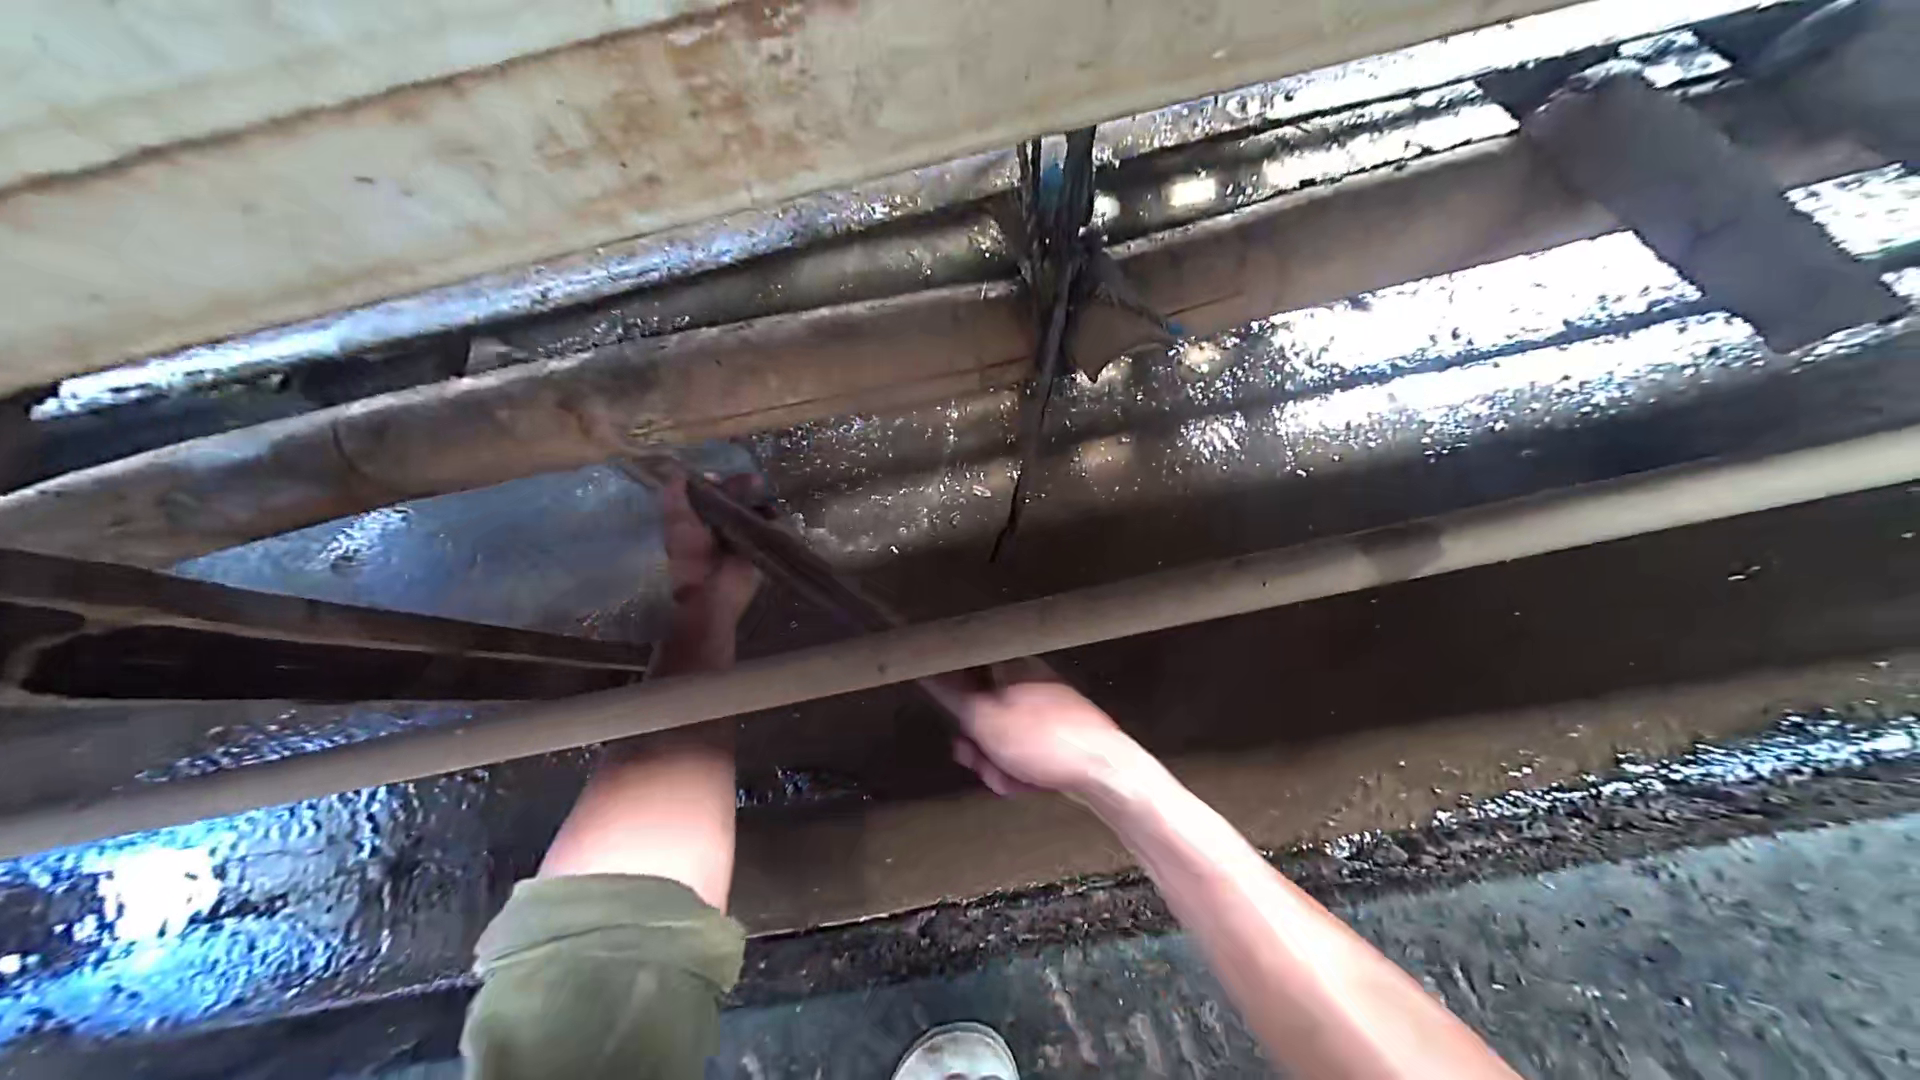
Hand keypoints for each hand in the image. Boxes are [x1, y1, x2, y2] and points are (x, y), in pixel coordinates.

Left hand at [654, 468, 760, 668]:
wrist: (713, 594)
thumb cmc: (691, 557)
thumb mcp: (678, 524)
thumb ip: (676, 499)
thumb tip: (678, 472)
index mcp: (695, 521)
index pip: (708, 494)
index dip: (716, 483)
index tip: (723, 475)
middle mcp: (716, 527)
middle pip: (732, 499)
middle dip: (742, 488)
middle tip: (755, 481)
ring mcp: (738, 537)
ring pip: (750, 511)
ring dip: (759, 502)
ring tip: (766, 497)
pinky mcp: (756, 548)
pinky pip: (766, 528)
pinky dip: (772, 519)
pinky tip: (774, 513)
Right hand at [943, 665, 1146, 798]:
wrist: (1107, 774)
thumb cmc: (1050, 741)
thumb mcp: (985, 719)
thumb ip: (951, 696)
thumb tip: (927, 673)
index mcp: (1011, 664)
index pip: (964, 672)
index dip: (953, 702)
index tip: (956, 724)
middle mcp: (1028, 682)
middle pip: (980, 712)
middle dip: (978, 745)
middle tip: (982, 758)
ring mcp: (1045, 710)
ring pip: (1000, 738)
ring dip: (997, 763)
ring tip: (1010, 776)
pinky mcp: (1056, 737)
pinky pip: (1022, 753)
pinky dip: (1019, 771)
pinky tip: (1027, 783)